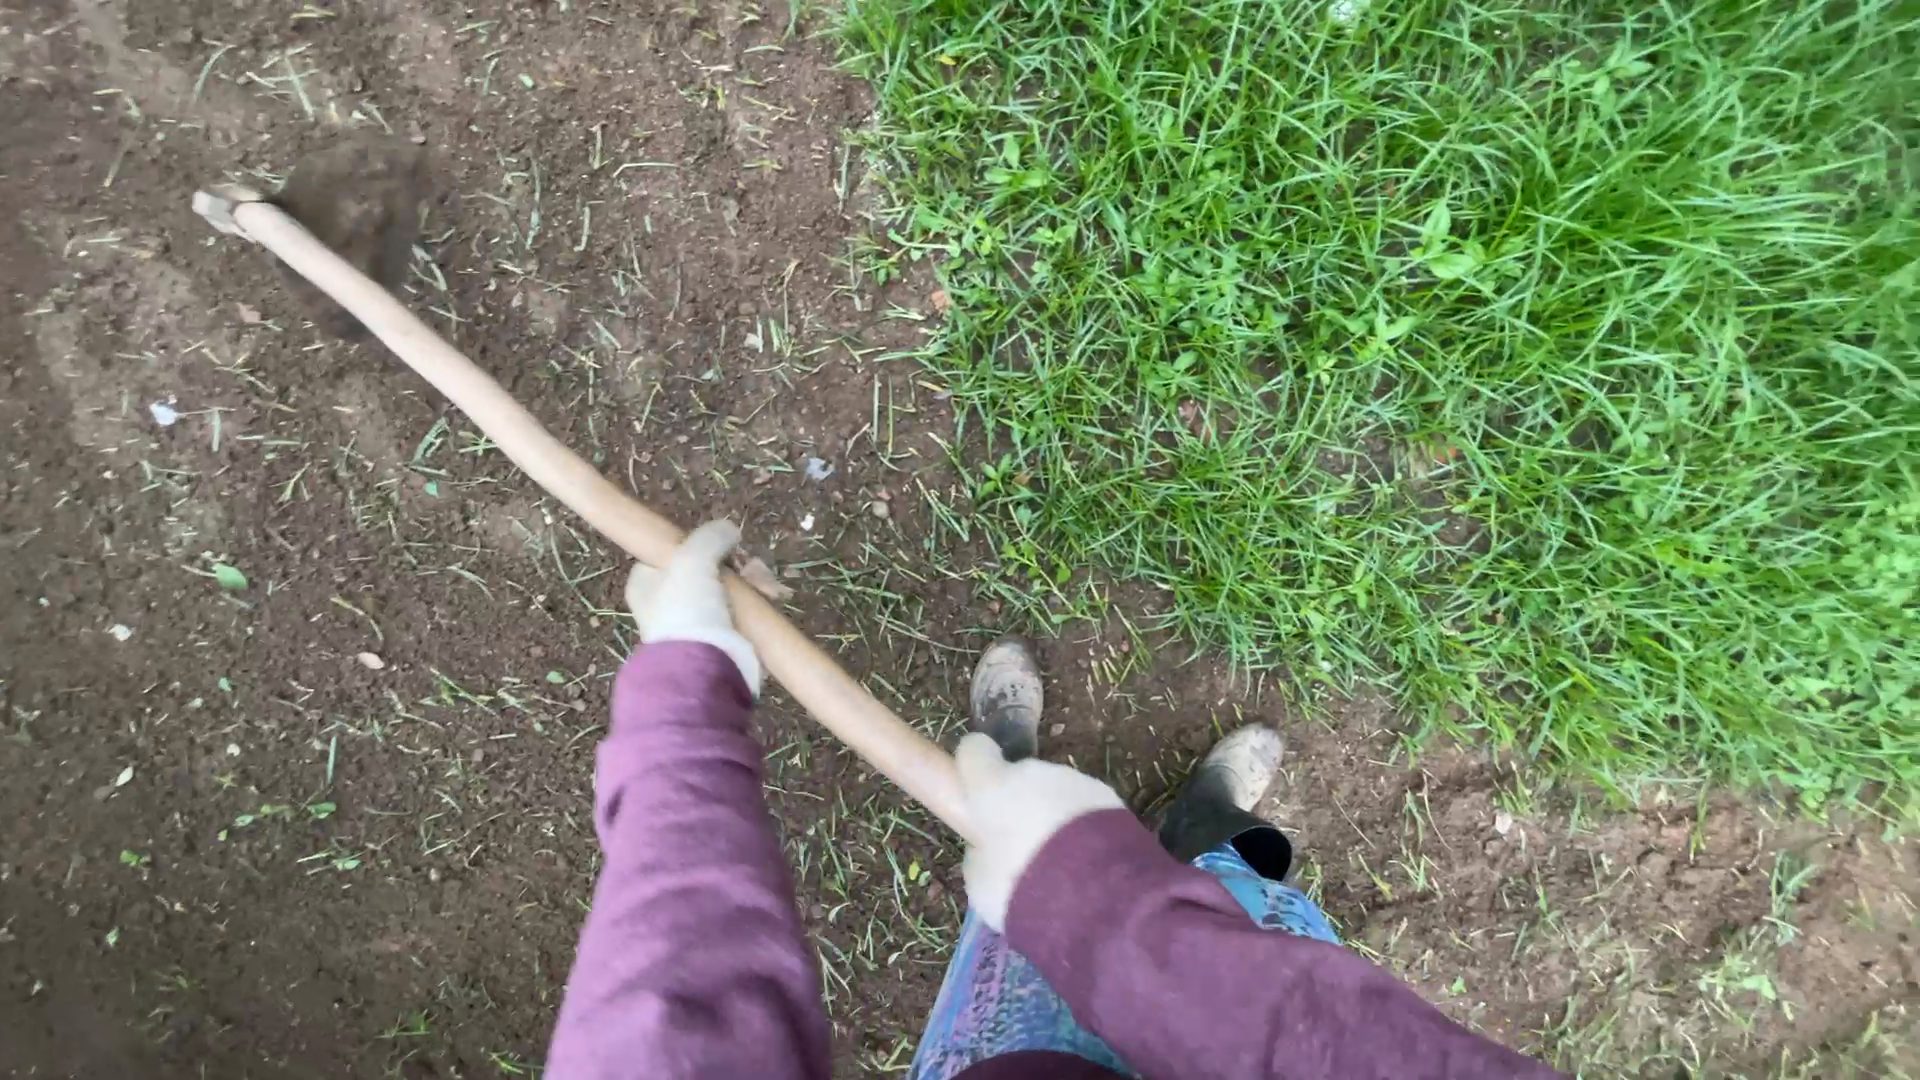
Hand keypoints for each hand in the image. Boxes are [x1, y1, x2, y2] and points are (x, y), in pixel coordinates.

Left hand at [625, 520, 762, 696]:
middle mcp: (671, 600)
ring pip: (731, 583)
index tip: (721, 542)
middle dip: (736, 562)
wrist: (706, 667)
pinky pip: (744, 604)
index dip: (698, 543)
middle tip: (751, 566)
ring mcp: (700, 617)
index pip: (672, 551)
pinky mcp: (726, 632)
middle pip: (708, 565)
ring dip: (753, 578)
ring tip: (766, 586)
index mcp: (649, 582)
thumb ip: (709, 537)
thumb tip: (728, 528)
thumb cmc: (688, 611)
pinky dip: (759, 597)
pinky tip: (773, 595)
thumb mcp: (691, 561)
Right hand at [953, 732, 1125, 931]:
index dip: (973, 766)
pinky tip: (1086, 859)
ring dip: (1049, 812)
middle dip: (1016, 800)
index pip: (973, 748)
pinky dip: (1079, 822)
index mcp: (992, 786)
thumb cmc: (1024, 886)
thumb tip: (988, 846)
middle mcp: (1031, 771)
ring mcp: (1071, 778)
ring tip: (1059, 858)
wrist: (1098, 894)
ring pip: (1050, 789)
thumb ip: (980, 852)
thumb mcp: (981, 883)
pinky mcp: (1104, 793)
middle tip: (1021, 844)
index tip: (975, 789)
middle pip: (1017, 774)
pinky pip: (1080, 803)